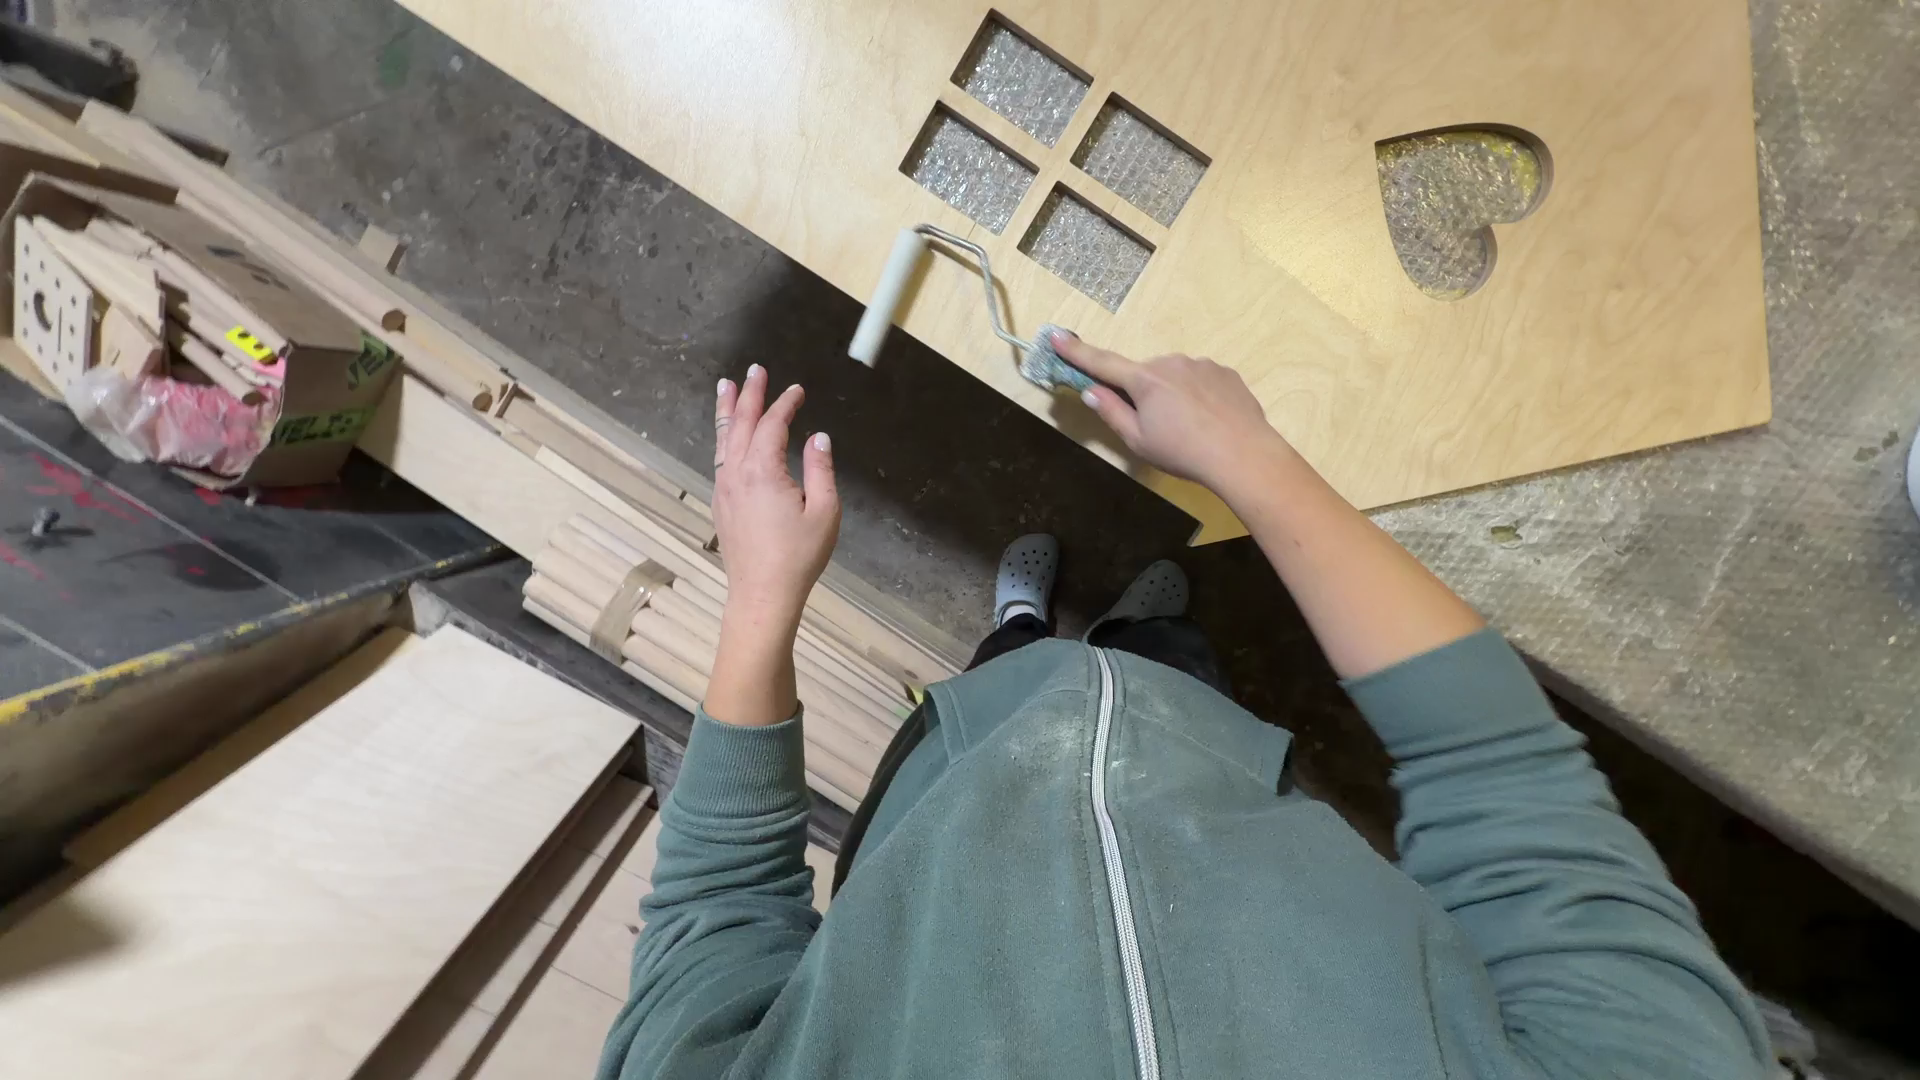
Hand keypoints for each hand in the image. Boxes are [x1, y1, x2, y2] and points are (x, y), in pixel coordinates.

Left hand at [712, 364, 839, 636]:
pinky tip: (727, 434)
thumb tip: (818, 438)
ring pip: (722, 439)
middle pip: (739, 424)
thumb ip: (820, 470)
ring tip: (725, 386)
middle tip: (754, 370)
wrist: (762, 593)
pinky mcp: (721, 503)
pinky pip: (719, 457)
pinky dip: (723, 436)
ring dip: (726, 410)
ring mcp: (724, 488)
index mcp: (763, 471)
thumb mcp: (824, 512)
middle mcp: (737, 473)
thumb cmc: (799, 555)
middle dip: (748, 395)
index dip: (785, 404)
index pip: (772, 426)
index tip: (797, 390)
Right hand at [1053, 332, 1293, 496]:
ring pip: (1173, 376)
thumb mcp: (1138, 440)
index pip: (1102, 363)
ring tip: (1187, 427)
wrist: (1243, 454)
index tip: (1056, 335)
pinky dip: (1196, 396)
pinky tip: (1207, 420)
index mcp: (1145, 380)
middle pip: (1143, 374)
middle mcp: (1171, 362)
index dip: (1076, 352)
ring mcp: (1201, 364)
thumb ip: (1112, 412)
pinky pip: (1199, 380)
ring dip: (1171, 395)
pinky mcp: (1225, 372)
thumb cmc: (1183, 452)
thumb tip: (1091, 391)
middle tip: (1154, 426)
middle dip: (1142, 393)